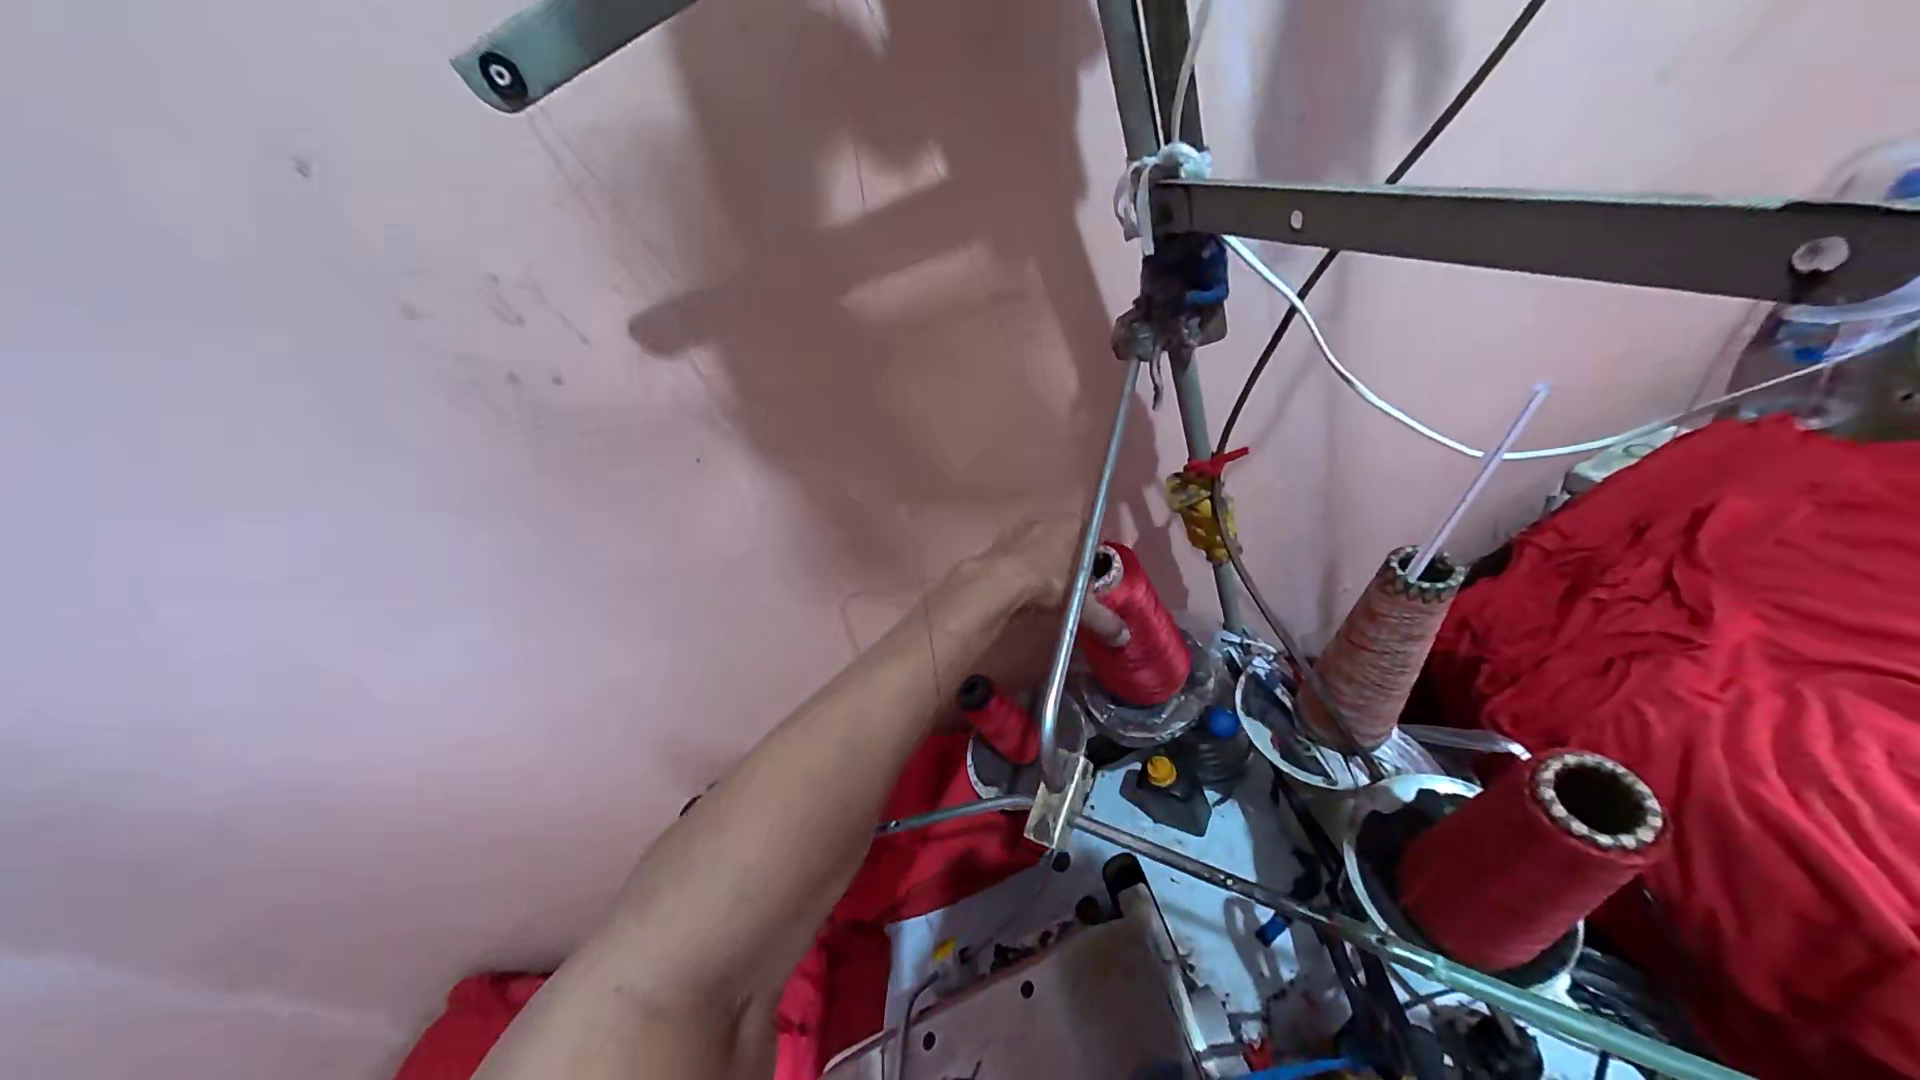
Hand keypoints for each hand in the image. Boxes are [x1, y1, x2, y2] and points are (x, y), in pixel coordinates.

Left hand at [969, 517, 1130, 644]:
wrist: (999, 582)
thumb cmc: (1049, 584)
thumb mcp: (1081, 604)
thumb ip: (1104, 620)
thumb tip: (1123, 637)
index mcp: (1075, 526)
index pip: (1094, 538)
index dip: (1096, 559)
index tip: (1095, 580)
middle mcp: (1050, 520)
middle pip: (1068, 542)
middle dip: (1072, 562)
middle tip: (1073, 588)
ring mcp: (1023, 528)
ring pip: (1043, 547)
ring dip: (1046, 564)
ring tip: (1048, 590)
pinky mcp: (1001, 541)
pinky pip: (1021, 555)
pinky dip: (1025, 568)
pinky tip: (1025, 587)